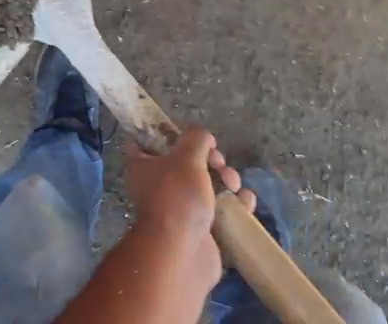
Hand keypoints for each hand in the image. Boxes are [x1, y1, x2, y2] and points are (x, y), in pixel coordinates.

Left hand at [125, 127, 255, 296]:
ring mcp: (180, 208)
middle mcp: (158, 185)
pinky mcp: (201, 228)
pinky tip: (245, 201)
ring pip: (207, 184)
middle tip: (219, 164)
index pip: (149, 141)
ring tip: (233, 185)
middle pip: (187, 161)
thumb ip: (196, 139)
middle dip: (210, 159)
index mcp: (143, 165)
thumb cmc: (177, 197)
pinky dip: (234, 203)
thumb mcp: (186, 156)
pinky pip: (220, 209)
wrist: (183, 253)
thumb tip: (205, 137)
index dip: (170, 134)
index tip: (191, 135)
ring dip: (226, 179)